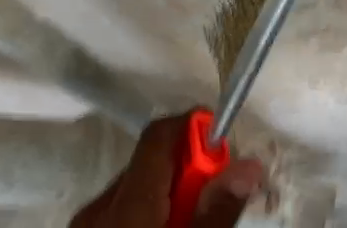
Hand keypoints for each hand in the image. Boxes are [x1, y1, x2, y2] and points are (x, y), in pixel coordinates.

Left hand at [70, 113, 267, 227]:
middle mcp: (97, 211)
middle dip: (187, 170)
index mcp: (126, 207)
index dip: (194, 128)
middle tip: (216, 199)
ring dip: (168, 195)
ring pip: (134, 189)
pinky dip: (147, 215)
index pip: (159, 136)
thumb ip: (218, 212)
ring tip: (193, 226)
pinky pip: (119, 213)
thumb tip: (248, 163)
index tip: (224, 144)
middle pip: (148, 163)